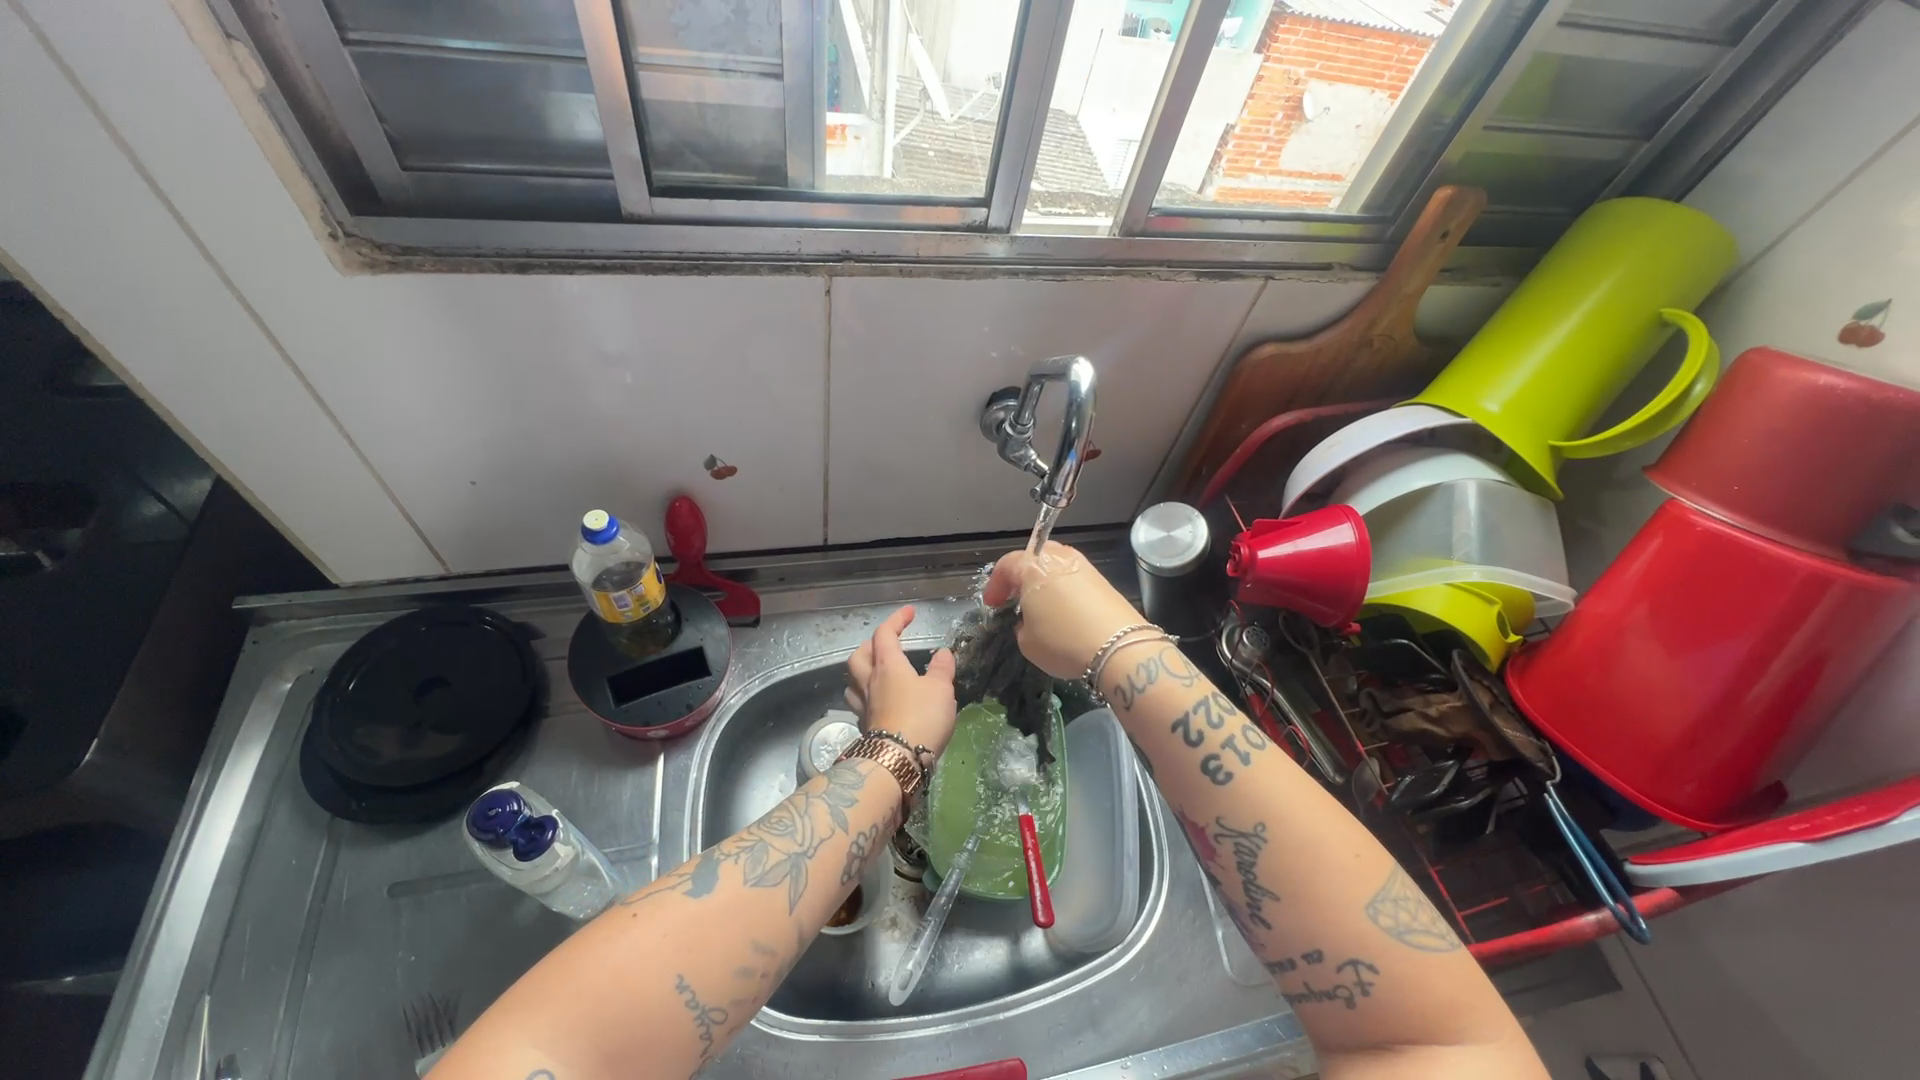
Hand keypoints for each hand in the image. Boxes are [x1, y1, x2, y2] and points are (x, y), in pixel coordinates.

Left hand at [844, 605, 957, 755]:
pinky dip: (866, 695)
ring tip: (877, 671)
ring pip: (852, 680)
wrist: (899, 759)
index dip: (896, 620)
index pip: (885, 634)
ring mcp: (864, 705)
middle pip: (859, 655)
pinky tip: (879, 700)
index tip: (910, 612)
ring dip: (862, 670)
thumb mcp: (941, 688)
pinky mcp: (865, 726)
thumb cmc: (922, 716)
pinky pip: (859, 702)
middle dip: (872, 644)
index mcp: (888, 666)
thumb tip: (943, 654)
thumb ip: (941, 669)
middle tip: (888, 644)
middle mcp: (870, 681)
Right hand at [982, 541, 1145, 679]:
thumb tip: (1028, 622)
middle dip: (1021, 575)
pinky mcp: (1102, 580)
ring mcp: (1083, 566)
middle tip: (1015, 597)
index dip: (995, 585)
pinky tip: (1063, 611)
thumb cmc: (1063, 641)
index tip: (993, 603)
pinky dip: (1063, 590)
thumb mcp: (1027, 642)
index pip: (1006, 565)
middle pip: (1033, 557)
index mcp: (1033, 567)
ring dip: (1043, 582)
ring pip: (1055, 566)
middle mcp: (1058, 558)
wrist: (1119, 646)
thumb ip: (1021, 626)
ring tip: (1039, 605)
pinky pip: (1073, 579)